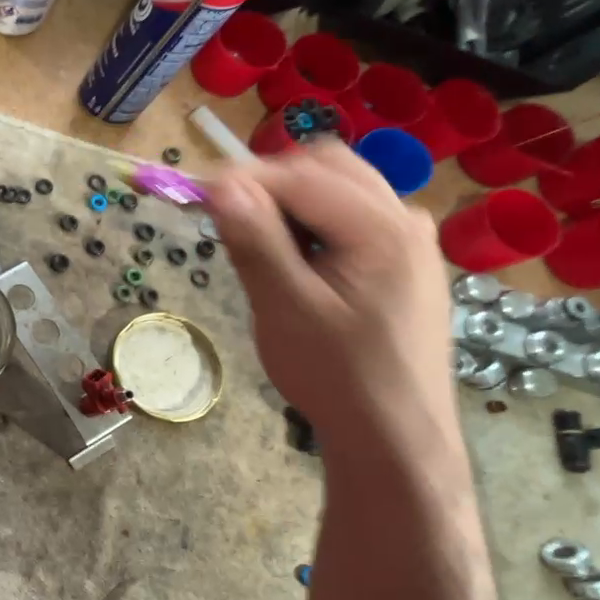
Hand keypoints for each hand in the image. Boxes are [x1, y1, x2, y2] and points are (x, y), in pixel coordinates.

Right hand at [206, 139, 453, 445]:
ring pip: (342, 187)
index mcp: (380, 228)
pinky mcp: (404, 262)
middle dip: (269, 181)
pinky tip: (294, 259)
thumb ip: (256, 242)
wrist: (394, 433)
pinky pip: (354, 216)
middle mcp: (404, 220)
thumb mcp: (284, 308)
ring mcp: (410, 240)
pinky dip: (314, 220)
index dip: (240, 179)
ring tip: (254, 241)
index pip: (299, 177)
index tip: (189, 194)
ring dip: (291, 199)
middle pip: (328, 167)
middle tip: (222, 217)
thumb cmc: (335, 374)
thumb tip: (220, 186)